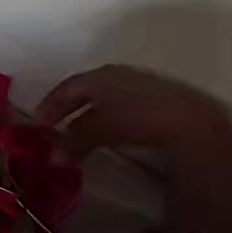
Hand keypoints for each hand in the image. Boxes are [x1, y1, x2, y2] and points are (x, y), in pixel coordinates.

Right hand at [34, 65, 231, 161]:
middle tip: (56, 125)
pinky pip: (125, 104)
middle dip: (69, 107)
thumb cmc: (137, 118)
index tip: (38, 121)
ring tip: (83, 130)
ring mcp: (141, 84)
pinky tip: (115, 130)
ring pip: (107, 96)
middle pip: (86, 90)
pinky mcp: (162, 98)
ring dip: (91, 112)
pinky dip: (112, 115)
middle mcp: (117, 74)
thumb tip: (53, 158)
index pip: (66, 87)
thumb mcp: (99, 129)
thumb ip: (74, 141)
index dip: (50, 104)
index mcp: (98, 76)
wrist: (192, 121)